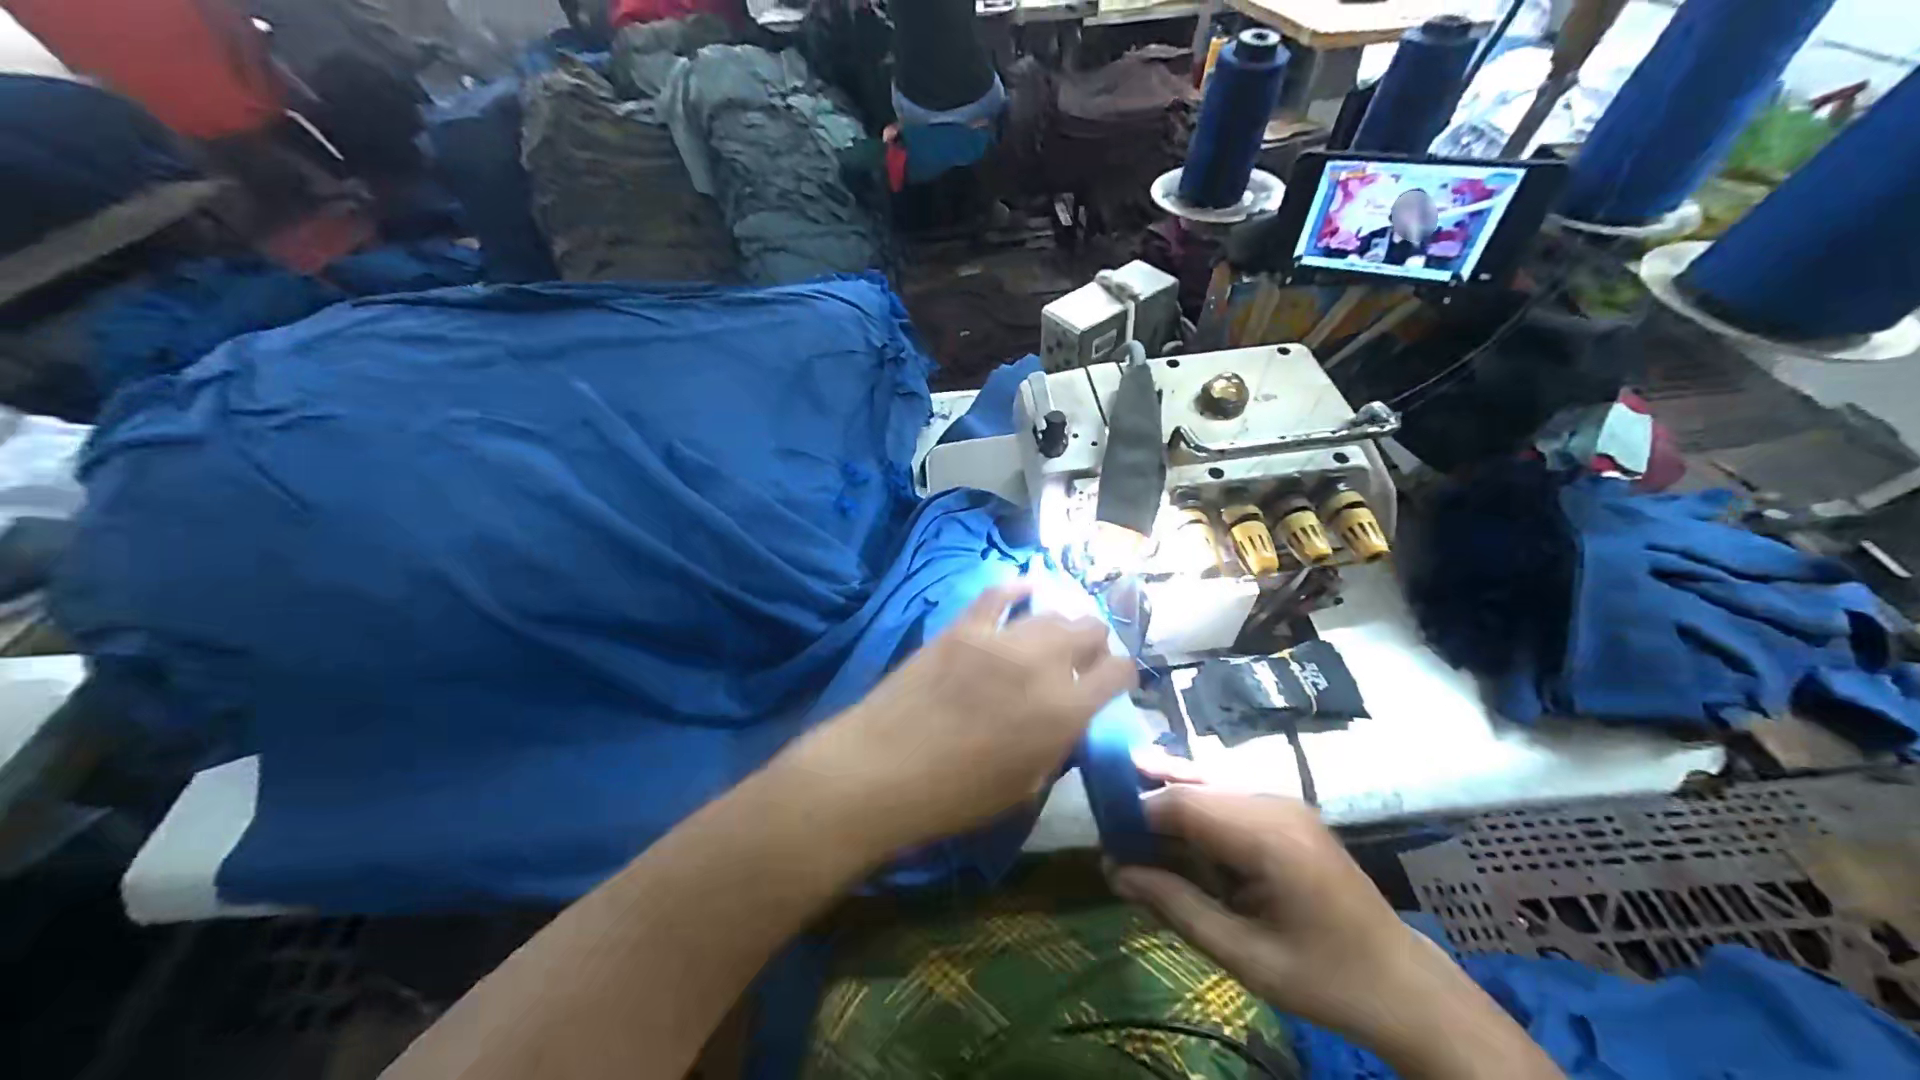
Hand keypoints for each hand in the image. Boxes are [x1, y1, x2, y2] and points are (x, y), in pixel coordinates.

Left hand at [783, 581, 1136, 858]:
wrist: (881, 769)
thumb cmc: (955, 795)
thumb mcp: (1025, 785)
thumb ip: (1057, 744)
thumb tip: (1068, 718)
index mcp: (1066, 710)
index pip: (1118, 672)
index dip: (1122, 674)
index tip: (1113, 681)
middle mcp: (1043, 664)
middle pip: (1090, 630)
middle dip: (1095, 644)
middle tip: (1081, 661)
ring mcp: (1000, 638)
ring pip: (1051, 611)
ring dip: (1061, 624)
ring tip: (1052, 637)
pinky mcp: (963, 626)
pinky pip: (998, 594)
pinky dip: (1017, 590)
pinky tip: (1024, 591)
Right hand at [1108, 789, 1456, 1047]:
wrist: (1401, 984)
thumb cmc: (1323, 978)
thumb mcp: (1244, 956)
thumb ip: (1176, 906)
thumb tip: (1115, 871)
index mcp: (1269, 838)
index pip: (1183, 804)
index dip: (1136, 813)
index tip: (1104, 838)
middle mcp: (1275, 805)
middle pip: (1193, 784)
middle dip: (1147, 797)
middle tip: (1106, 819)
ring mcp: (1284, 803)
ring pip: (1208, 782)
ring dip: (1168, 795)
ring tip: (1125, 809)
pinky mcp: (1286, 812)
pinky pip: (1227, 795)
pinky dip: (1194, 805)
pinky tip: (1171, 822)